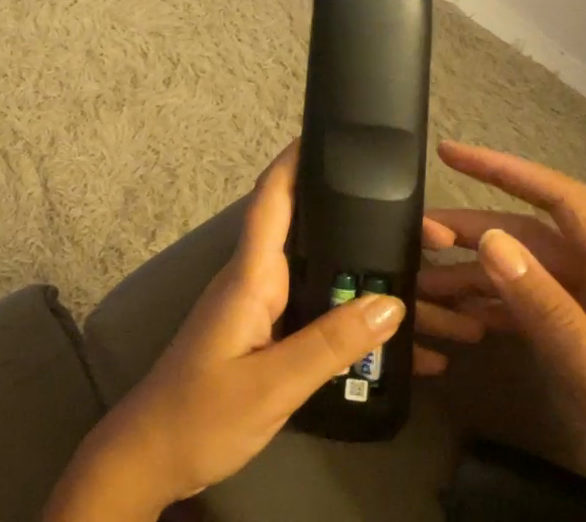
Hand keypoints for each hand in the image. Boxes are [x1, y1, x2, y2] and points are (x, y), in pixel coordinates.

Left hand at [44, 140, 485, 520]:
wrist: (153, 455)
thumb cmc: (202, 414)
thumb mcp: (272, 384)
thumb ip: (329, 345)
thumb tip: (389, 302)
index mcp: (248, 279)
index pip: (270, 204)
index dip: (292, 163)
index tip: (322, 131)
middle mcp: (253, 284)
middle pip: (309, 240)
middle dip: (359, 229)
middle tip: (425, 231)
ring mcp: (258, 312)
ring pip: (319, 281)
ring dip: (366, 282)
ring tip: (432, 286)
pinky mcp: (263, 340)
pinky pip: (316, 317)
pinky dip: (353, 322)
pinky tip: (398, 344)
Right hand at [421, 142, 585, 521]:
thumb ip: (558, 322)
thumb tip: (493, 241)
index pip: (572, 208)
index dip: (510, 172)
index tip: (451, 154)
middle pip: (545, 244)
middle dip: (478, 230)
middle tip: (413, 235)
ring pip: (543, 283)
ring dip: (484, 276)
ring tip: (425, 282)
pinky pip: (552, 322)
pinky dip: (506, 313)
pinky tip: (467, 320)